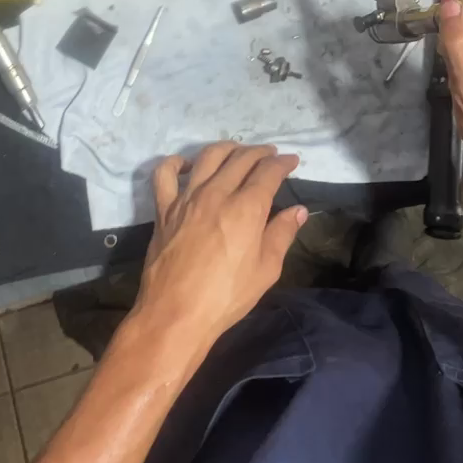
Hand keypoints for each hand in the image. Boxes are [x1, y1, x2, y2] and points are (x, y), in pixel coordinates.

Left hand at [134, 143, 307, 346]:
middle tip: (270, 155)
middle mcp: (217, 194)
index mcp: (246, 208)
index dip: (282, 163)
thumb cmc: (227, 297)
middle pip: (240, 158)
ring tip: (237, 151)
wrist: (176, 314)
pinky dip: (177, 163)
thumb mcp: (267, 269)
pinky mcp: (164, 209)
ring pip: (207, 157)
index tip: (291, 161)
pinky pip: (165, 175)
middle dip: (260, 152)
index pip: (268, 172)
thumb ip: (282, 234)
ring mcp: (186, 199)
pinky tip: (188, 165)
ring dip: (227, 148)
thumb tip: (299, 210)